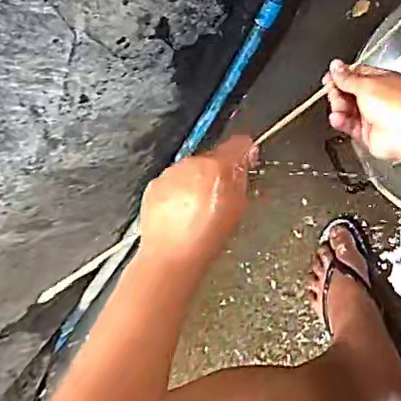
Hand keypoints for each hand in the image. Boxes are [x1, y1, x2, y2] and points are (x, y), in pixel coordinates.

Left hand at [139, 136, 255, 264]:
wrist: (172, 256)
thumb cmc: (206, 237)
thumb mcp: (238, 207)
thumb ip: (242, 176)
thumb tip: (245, 157)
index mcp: (218, 166)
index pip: (237, 144)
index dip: (243, 152)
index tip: (244, 160)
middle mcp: (193, 163)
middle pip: (211, 158)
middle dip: (216, 173)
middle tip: (217, 198)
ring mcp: (172, 173)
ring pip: (190, 170)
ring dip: (195, 182)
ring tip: (196, 211)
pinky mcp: (155, 185)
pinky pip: (171, 182)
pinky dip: (177, 192)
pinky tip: (181, 214)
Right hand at [323, 60, 400, 163]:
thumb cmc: (397, 107)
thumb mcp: (366, 85)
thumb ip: (347, 77)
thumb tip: (336, 66)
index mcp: (382, 80)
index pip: (357, 74)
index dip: (341, 75)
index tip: (329, 78)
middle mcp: (379, 97)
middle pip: (350, 91)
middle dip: (338, 91)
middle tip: (332, 92)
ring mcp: (374, 115)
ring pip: (348, 109)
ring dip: (339, 107)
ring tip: (338, 108)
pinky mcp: (368, 133)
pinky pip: (350, 125)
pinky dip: (342, 121)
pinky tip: (337, 119)